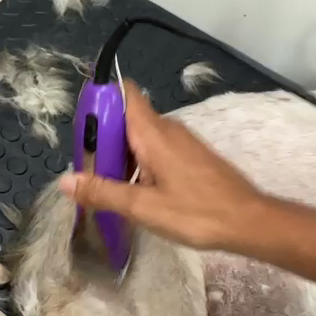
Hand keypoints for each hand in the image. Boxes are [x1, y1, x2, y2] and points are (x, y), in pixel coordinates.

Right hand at [57, 82, 275, 250]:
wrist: (250, 222)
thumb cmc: (197, 212)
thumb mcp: (142, 207)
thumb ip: (102, 192)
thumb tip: (65, 181)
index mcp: (152, 133)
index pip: (122, 93)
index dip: (97, 101)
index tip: (80, 128)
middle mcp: (166, 129)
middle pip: (124, 118)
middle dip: (102, 140)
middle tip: (89, 172)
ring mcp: (180, 141)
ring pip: (137, 137)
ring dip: (119, 156)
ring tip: (108, 188)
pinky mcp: (188, 156)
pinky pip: (153, 149)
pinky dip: (137, 164)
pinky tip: (135, 192)